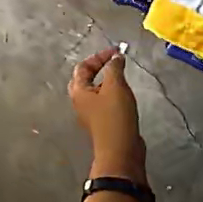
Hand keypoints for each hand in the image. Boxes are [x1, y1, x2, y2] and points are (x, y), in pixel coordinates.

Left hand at [70, 48, 145, 181]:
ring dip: (107, 79)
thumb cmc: (115, 115)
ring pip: (95, 90)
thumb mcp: (115, 86)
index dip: (99, 56)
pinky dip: (112, 92)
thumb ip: (114, 67)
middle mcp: (80, 101)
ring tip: (122, 74)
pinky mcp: (102, 121)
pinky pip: (104, 100)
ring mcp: (90, 113)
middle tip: (115, 61)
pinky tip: (124, 94)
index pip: (83, 66)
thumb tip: (116, 57)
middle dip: (100, 67)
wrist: (121, 149)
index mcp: (79, 91)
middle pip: (85, 78)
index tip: (117, 52)